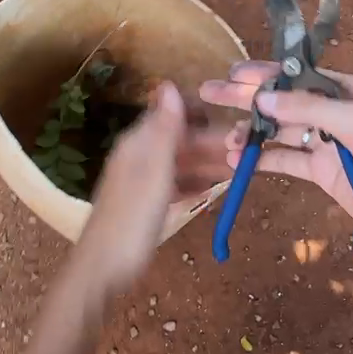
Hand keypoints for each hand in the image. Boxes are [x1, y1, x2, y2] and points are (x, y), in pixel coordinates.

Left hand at [70, 82, 223, 296]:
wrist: (103, 269)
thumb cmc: (131, 219)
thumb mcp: (153, 171)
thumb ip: (163, 130)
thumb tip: (169, 85)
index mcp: (139, 143)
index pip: (173, 113)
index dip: (203, 112)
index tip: (236, 117)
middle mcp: (139, 155)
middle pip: (181, 138)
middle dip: (212, 140)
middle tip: (249, 148)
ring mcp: (143, 180)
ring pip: (181, 161)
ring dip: (208, 162)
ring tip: (242, 167)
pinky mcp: (146, 203)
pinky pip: (176, 183)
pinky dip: (195, 182)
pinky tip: (215, 188)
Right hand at [198, 61, 352, 229]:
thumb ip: (310, 107)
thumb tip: (263, 97)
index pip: (303, 76)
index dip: (268, 74)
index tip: (233, 73)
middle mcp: (341, 113)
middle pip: (287, 100)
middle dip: (249, 98)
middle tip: (210, 93)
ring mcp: (330, 144)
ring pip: (282, 131)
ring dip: (252, 133)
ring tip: (224, 140)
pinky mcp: (324, 173)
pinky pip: (287, 159)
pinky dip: (262, 158)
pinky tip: (237, 159)